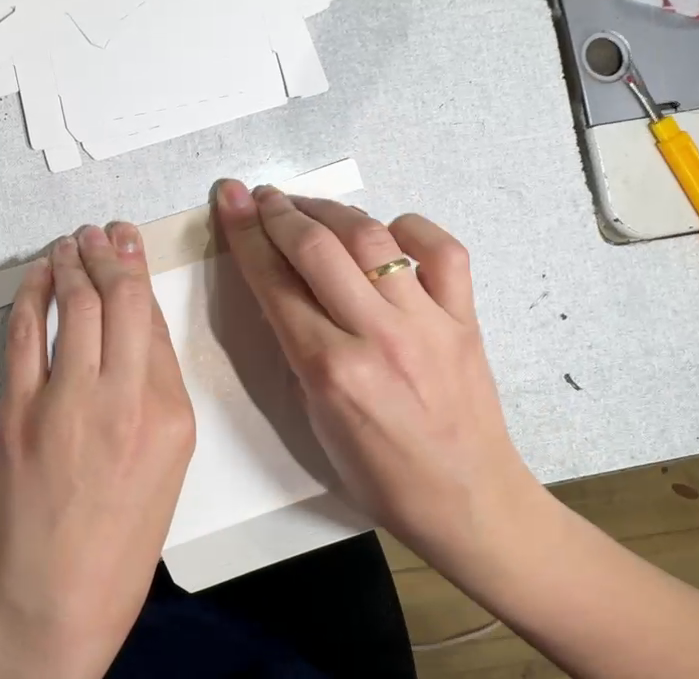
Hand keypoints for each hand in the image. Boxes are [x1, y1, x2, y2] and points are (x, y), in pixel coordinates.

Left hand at [0, 223, 195, 678]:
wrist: (56, 593)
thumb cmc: (119, 539)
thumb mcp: (165, 466)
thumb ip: (156, 393)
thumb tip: (137, 328)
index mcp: (172, 416)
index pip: (155, 320)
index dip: (138, 271)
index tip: (128, 242)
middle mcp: (125, 399)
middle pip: (119, 300)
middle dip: (108, 252)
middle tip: (100, 230)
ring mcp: (68, 401)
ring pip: (74, 305)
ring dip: (72, 262)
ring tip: (70, 241)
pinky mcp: (19, 408)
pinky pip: (27, 332)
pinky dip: (32, 293)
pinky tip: (38, 273)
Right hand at [212, 180, 535, 567]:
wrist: (469, 503)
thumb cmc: (377, 471)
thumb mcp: (312, 415)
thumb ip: (294, 344)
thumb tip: (276, 282)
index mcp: (329, 369)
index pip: (273, 281)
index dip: (244, 232)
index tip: (229, 197)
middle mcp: (376, 337)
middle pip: (316, 248)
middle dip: (279, 211)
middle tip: (261, 196)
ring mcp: (426, 323)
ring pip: (370, 237)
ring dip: (329, 210)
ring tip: (306, 205)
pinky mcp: (466, 319)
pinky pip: (442, 251)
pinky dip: (410, 226)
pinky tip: (385, 228)